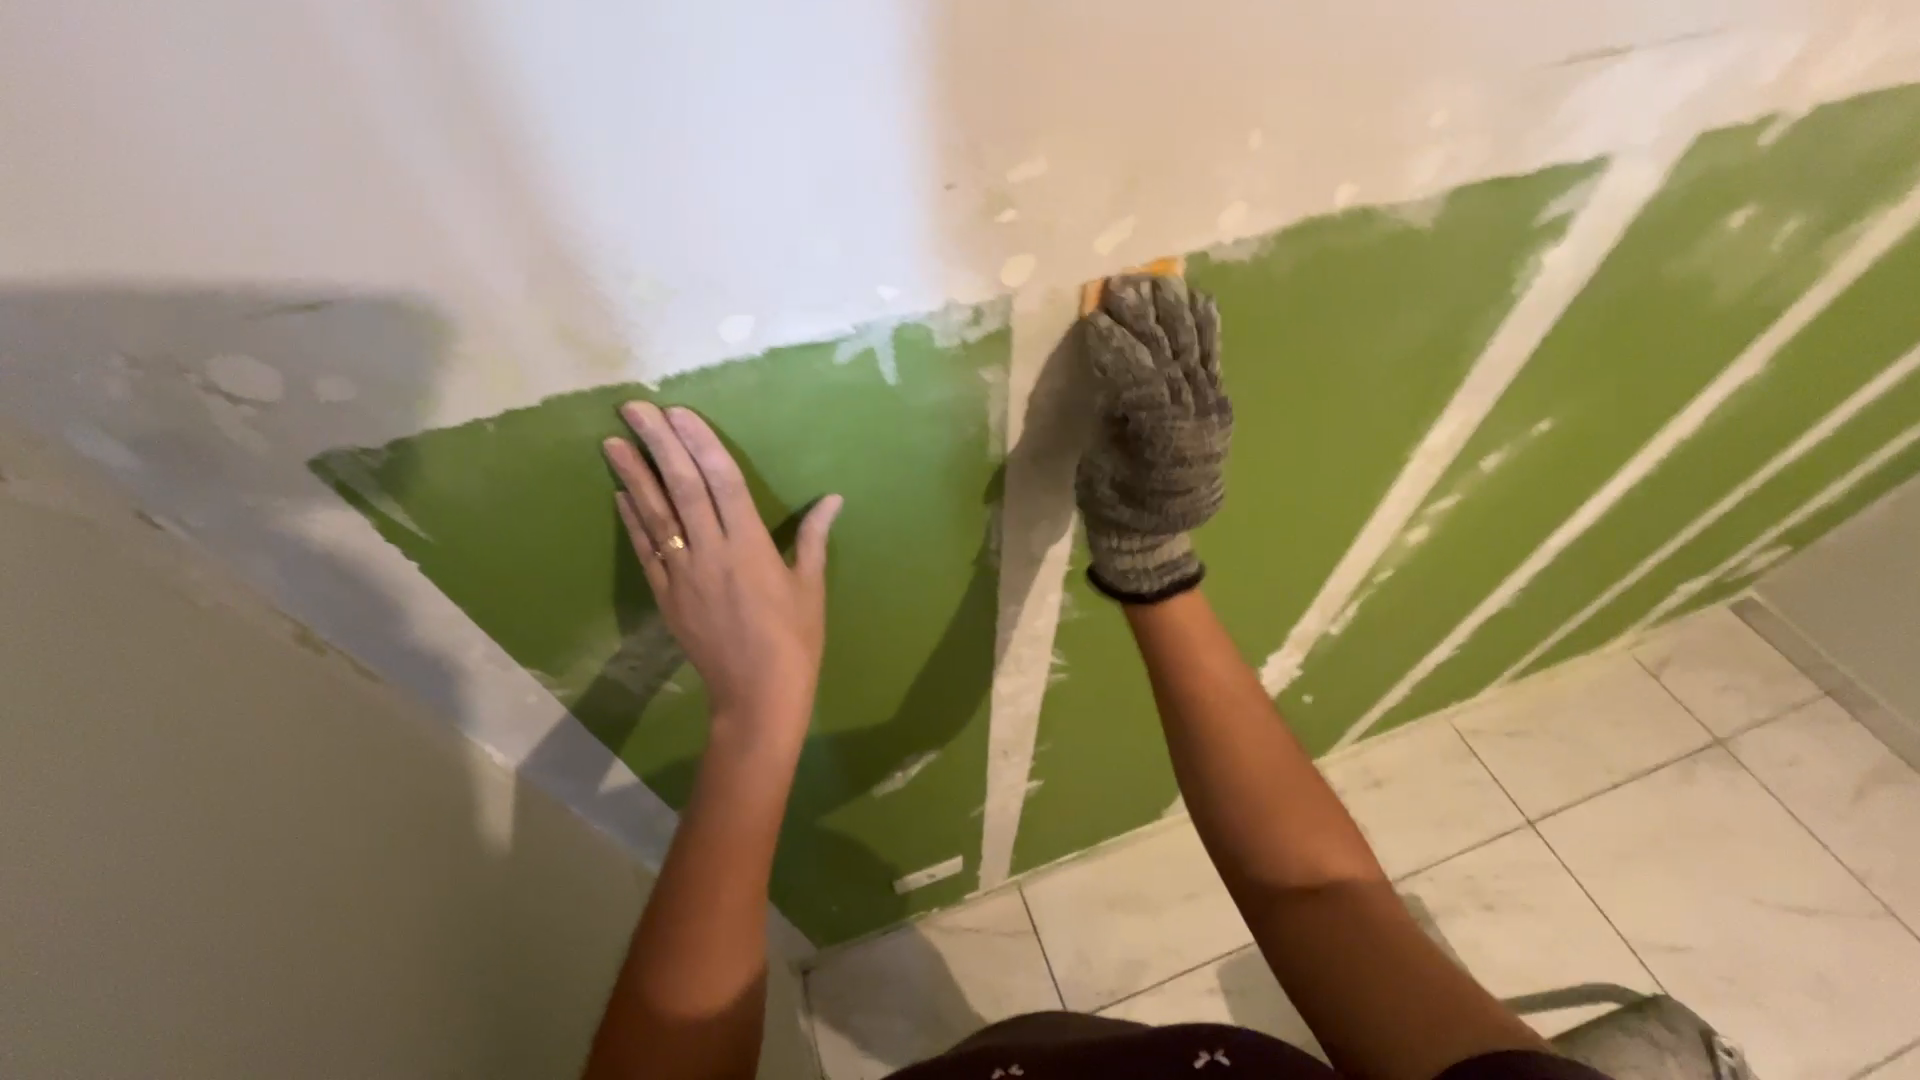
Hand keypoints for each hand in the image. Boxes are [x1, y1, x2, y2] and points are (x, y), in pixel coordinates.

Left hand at [602, 402, 842, 754]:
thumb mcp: (811, 587)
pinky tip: (620, 495)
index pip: (722, 481)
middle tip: (635, 408)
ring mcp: (683, 574)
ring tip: (613, 441)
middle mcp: (711, 551)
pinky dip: (633, 520)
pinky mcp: (667, 595)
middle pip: (680, 487)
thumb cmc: (795, 640)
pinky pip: (646, 550)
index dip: (700, 443)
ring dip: (633, 475)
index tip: (679, 412)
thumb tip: (833, 497)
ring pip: (655, 514)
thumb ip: (815, 538)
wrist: (757, 694)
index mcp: (750, 546)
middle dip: (658, 444)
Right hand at [1077, 274, 1232, 602]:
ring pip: (1195, 351)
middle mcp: (1194, 418)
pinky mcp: (1219, 407)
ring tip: (1159, 280)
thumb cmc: (1114, 503)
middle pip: (1169, 354)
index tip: (1095, 316)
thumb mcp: (1100, 460)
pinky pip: (1214, 360)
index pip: (1140, 375)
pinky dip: (1206, 329)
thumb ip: (1110, 412)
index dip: (1117, 344)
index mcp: (1160, 437)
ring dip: (1175, 313)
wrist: (1153, 535)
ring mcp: (1212, 410)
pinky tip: (1197, 300)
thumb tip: (1112, 368)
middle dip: (1145, 317)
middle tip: (1122, 284)